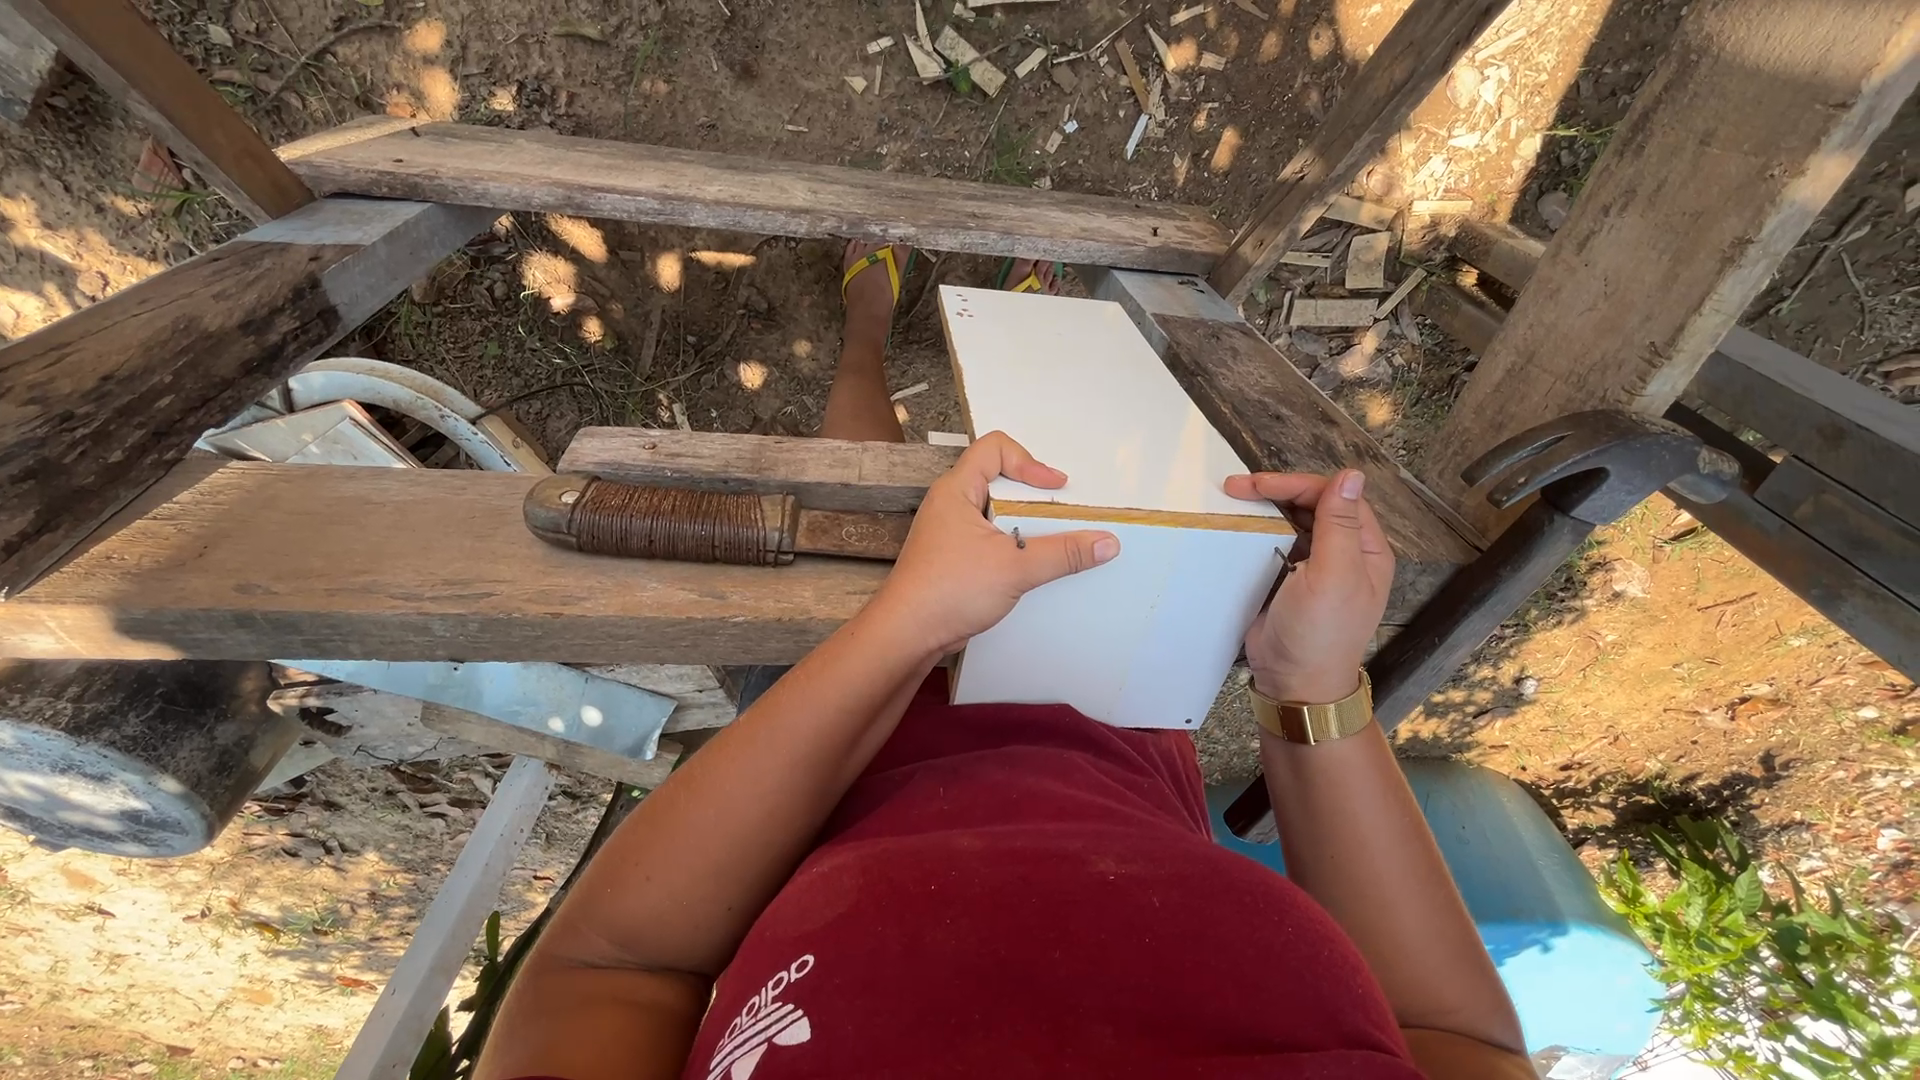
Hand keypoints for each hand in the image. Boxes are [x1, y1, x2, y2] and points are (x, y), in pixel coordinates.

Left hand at [866, 431, 1119, 656]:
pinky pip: (987, 539)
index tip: (1056, 487)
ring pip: (993, 514)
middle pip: (997, 481)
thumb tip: (1107, 543)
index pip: (995, 449)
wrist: (906, 634)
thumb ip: (1064, 553)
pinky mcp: (950, 558)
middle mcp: (949, 505)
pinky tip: (1025, 570)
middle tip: (1057, 518)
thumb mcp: (1016, 568)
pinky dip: (1009, 547)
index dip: (1029, 461)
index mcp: (956, 490)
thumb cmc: (949, 590)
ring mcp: (947, 533)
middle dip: (1031, 498)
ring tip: (1045, 547)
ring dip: (1022, 526)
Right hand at [1224, 469, 1393, 703]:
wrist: (1293, 682)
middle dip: (1274, 491)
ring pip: (1289, 522)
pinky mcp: (1284, 580)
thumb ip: (1339, 524)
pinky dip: (1254, 532)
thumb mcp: (1333, 575)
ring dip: (1262, 509)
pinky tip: (1236, 528)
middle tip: (1234, 487)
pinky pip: (1271, 545)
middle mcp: (1341, 552)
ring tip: (1230, 500)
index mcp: (1364, 549)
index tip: (1257, 485)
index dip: (1297, 485)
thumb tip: (1351, 474)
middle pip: (1310, 504)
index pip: (1335, 497)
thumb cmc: (1320, 633)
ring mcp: (1311, 566)